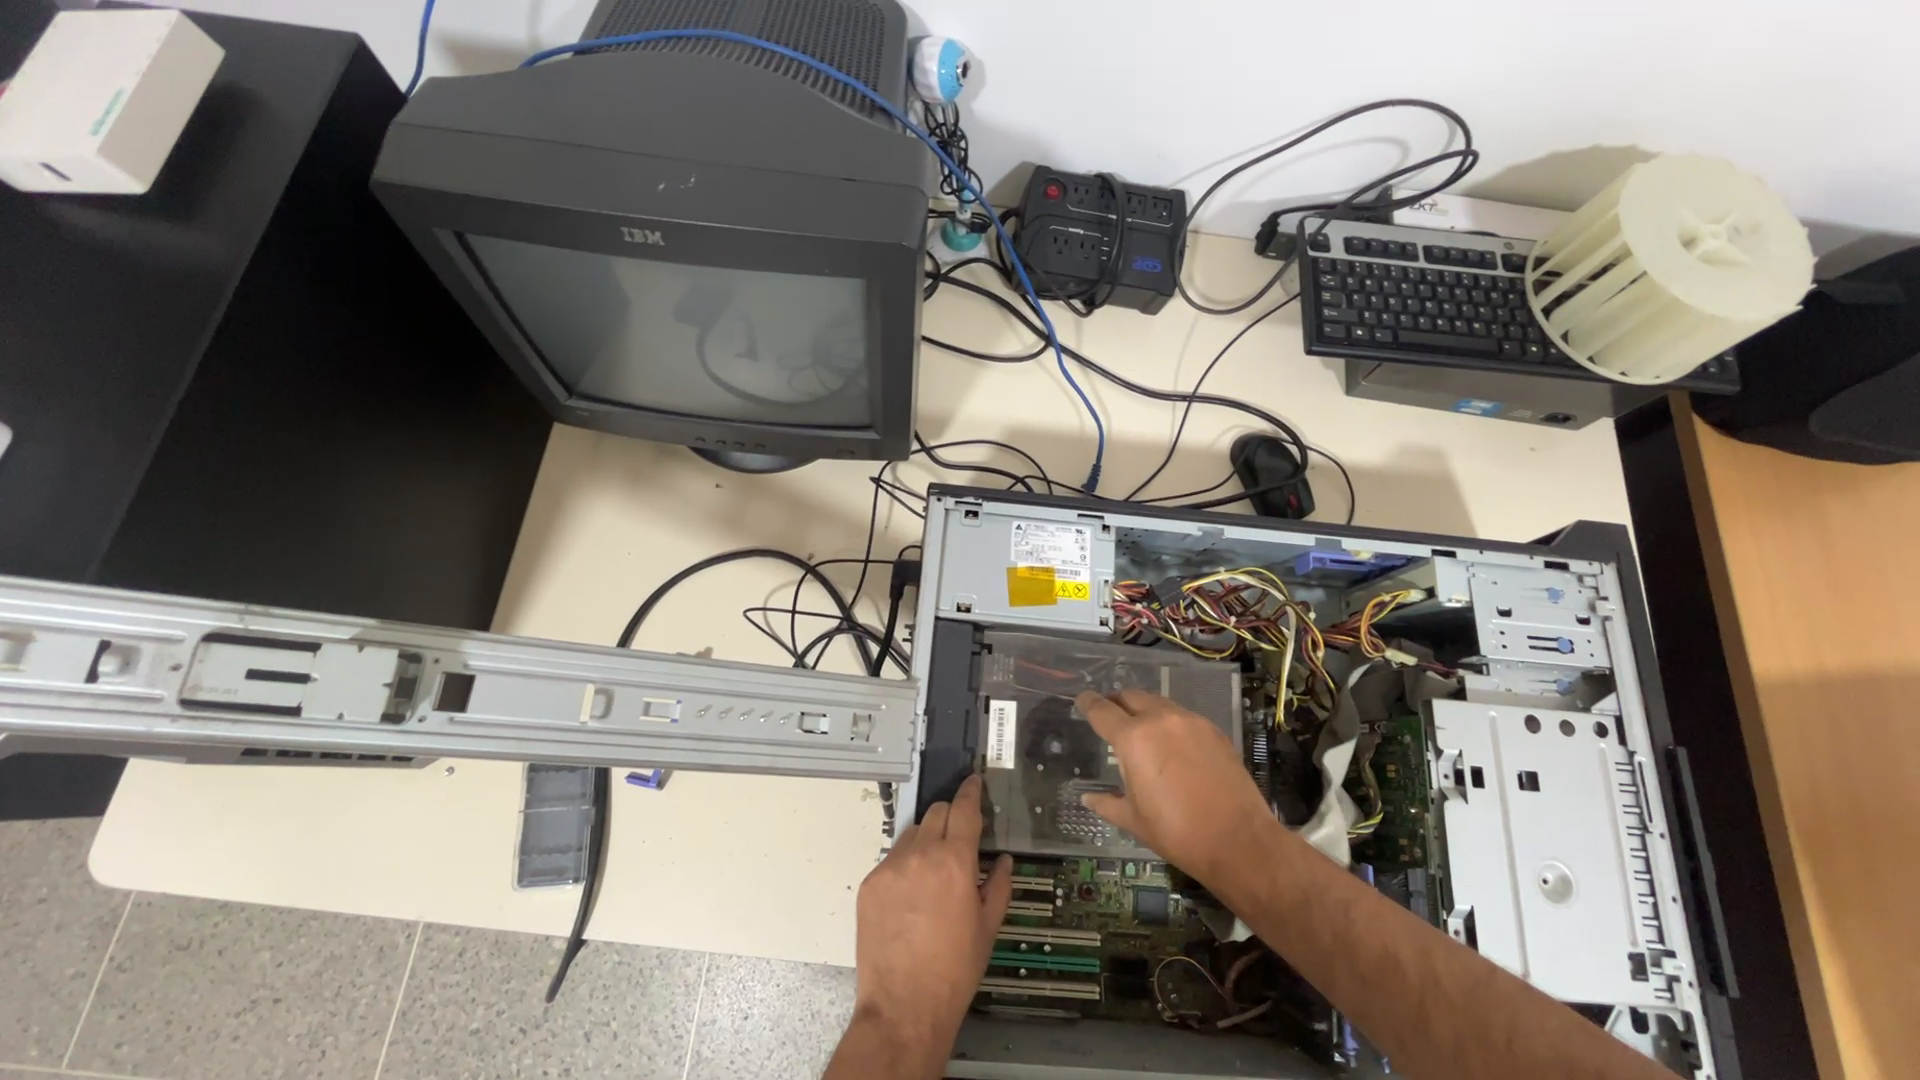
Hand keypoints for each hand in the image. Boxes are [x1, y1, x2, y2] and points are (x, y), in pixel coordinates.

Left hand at [849, 774, 1011, 1057]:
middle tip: (960, 837)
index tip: (974, 783)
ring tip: (935, 872)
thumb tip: (1004, 862)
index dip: (971, 791)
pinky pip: (891, 859)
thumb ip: (999, 885)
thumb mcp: (988, 927)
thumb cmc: (953, 971)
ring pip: (912, 833)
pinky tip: (912, 894)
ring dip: (927, 840)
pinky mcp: (869, 884)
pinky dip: (905, 865)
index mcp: (955, 862)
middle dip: (951, 817)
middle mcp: (920, 856)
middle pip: (937, 812)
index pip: (964, 809)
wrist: (904, 1005)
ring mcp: (890, 868)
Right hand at [1076, 689, 1279, 886]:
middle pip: (1131, 697)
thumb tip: (1088, 797)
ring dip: (1145, 711)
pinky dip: (1170, 723)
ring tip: (1142, 730)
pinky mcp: (1214, 731)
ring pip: (1159, 703)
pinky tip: (1172, 745)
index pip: (1102, 710)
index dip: (1088, 703)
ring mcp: (1191, 722)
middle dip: (1116, 703)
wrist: (1238, 839)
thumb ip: (1107, 803)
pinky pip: (1183, 717)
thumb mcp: (1134, 820)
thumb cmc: (1176, 832)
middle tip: (1110, 716)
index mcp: (1133, 739)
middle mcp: (1160, 720)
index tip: (1082, 700)